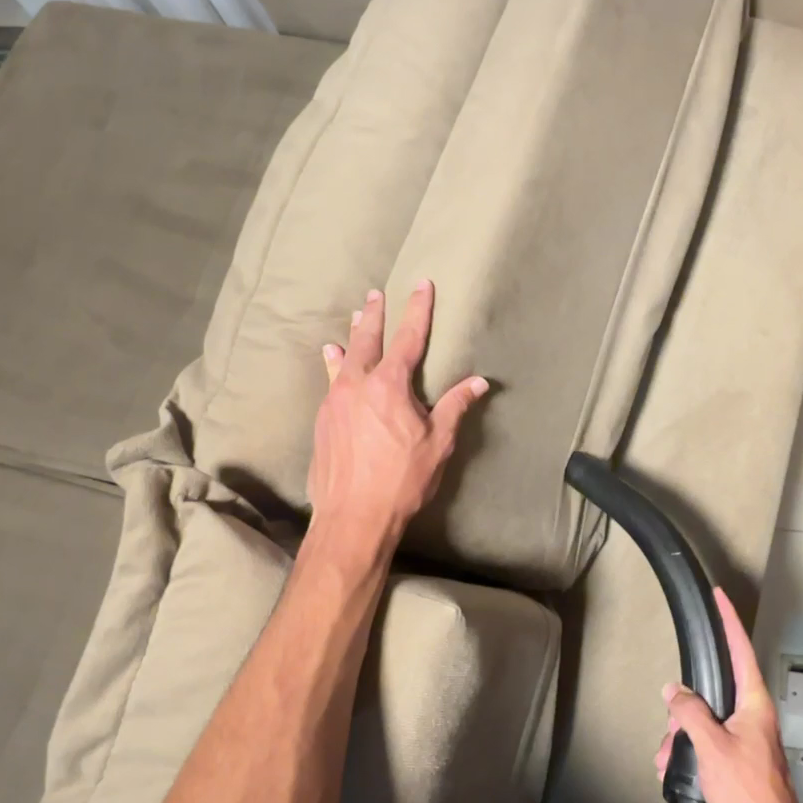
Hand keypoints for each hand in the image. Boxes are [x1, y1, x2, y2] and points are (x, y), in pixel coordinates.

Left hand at [310, 280, 487, 541]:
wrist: (353, 517)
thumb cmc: (402, 480)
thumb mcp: (439, 443)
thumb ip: (456, 407)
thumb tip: (479, 382)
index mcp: (389, 386)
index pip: (408, 338)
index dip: (417, 310)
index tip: (421, 285)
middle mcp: (357, 385)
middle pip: (367, 340)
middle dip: (374, 315)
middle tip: (377, 295)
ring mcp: (335, 402)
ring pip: (343, 359)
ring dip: (351, 337)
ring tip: (352, 319)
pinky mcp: (323, 421)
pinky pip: (330, 382)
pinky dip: (334, 366)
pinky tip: (332, 361)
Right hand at [656, 587, 802, 802]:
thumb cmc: (746, 787)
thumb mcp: (711, 745)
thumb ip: (690, 712)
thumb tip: (673, 689)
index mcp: (753, 701)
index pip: (741, 649)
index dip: (729, 621)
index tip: (720, 596)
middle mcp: (752, 713)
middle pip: (713, 692)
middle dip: (685, 709)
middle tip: (671, 730)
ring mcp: (747, 737)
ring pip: (706, 721)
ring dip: (683, 737)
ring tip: (668, 760)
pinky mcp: (739, 760)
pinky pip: (708, 743)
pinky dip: (690, 753)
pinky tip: (674, 770)